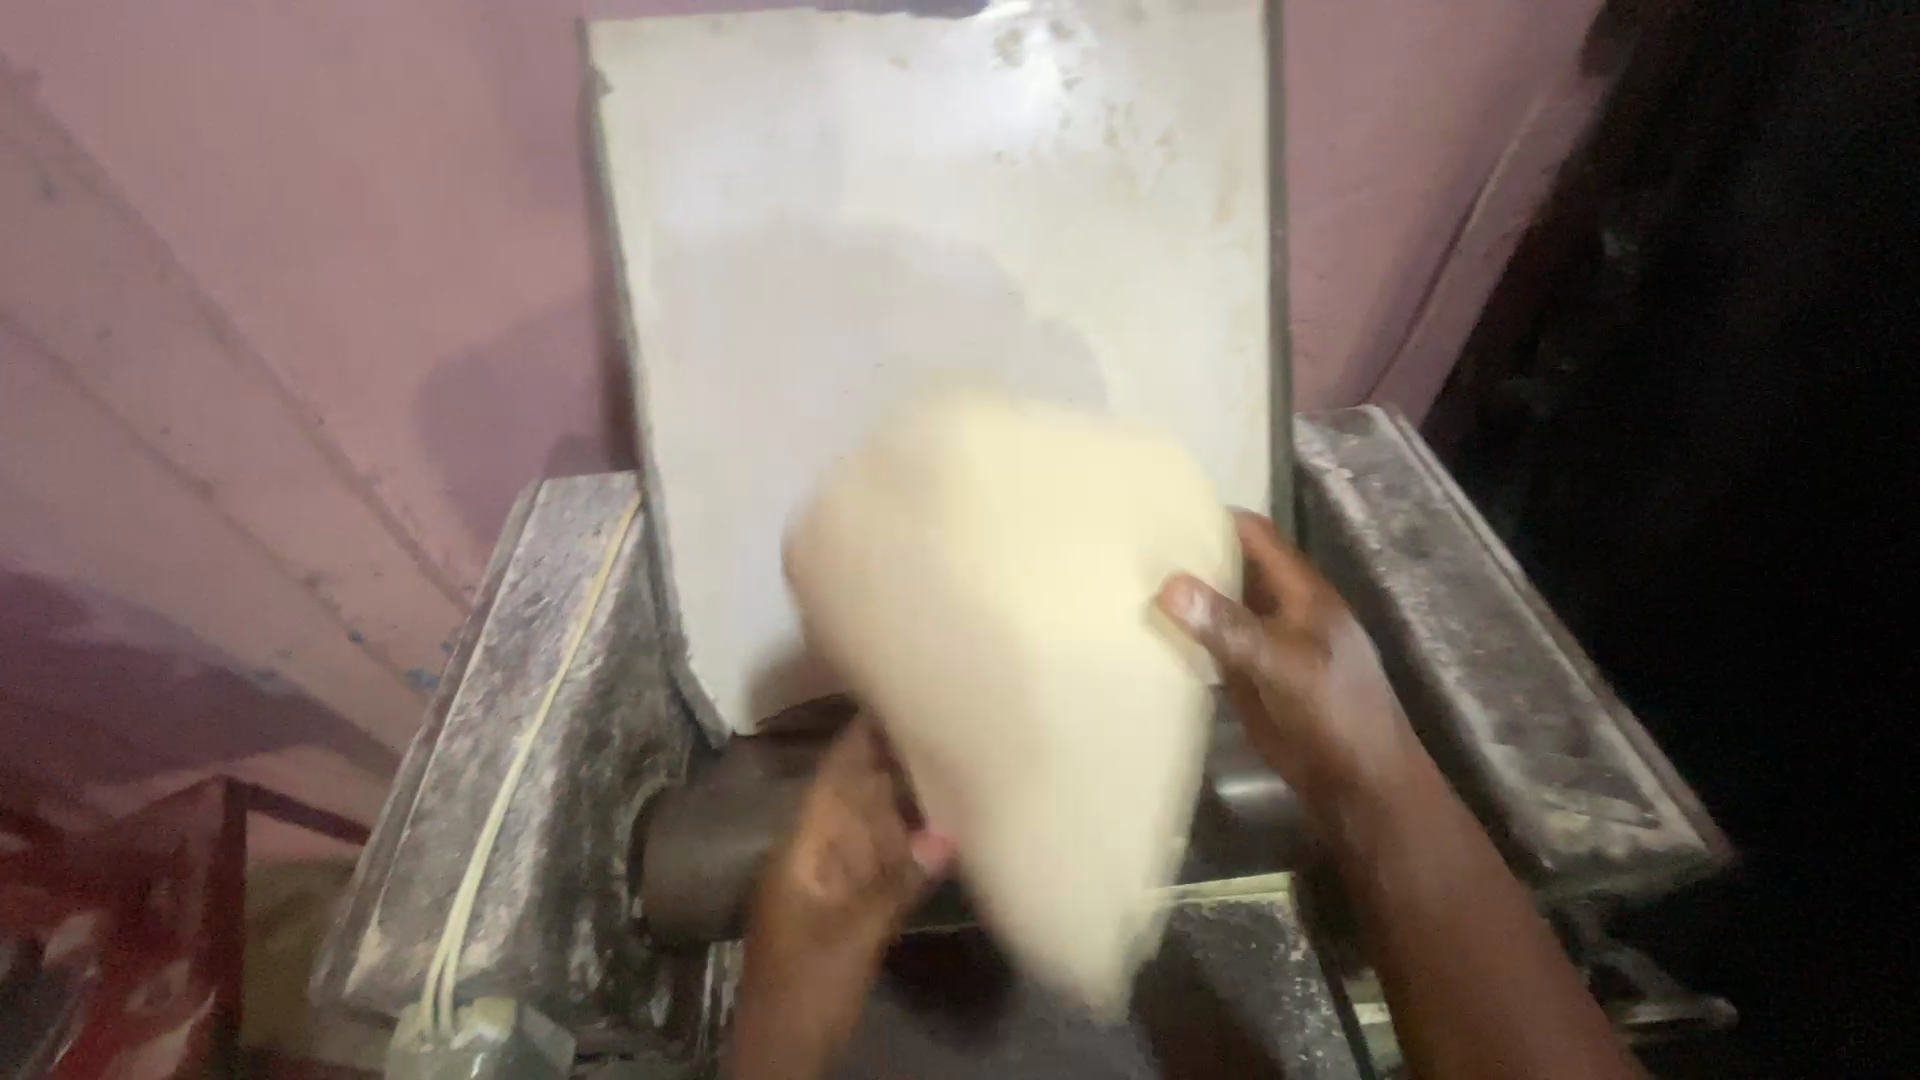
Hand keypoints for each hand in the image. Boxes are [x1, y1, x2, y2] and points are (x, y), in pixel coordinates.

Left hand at [730, 714, 953, 1079]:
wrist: (785, 1053)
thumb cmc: (805, 987)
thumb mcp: (850, 935)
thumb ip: (897, 883)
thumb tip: (946, 834)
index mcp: (803, 848)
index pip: (832, 779)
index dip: (857, 740)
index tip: (888, 699)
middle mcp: (820, 852)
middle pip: (858, 797)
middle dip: (891, 763)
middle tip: (935, 721)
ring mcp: (838, 880)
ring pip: (875, 827)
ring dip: (905, 799)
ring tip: (946, 757)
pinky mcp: (855, 904)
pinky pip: (885, 860)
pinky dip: (910, 841)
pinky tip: (941, 822)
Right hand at [1157, 510, 1424, 821]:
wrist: (1356, 781)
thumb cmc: (1333, 710)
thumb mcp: (1282, 661)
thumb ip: (1229, 625)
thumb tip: (1168, 584)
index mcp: (1300, 590)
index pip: (1255, 534)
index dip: (1215, 517)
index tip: (1161, 508)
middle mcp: (1279, 607)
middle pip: (1232, 566)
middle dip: (1190, 555)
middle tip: (1130, 546)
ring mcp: (1263, 642)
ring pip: (1218, 606)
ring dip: (1184, 598)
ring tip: (1127, 583)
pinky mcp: (1248, 675)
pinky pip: (1210, 644)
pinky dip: (1184, 636)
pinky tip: (1146, 635)